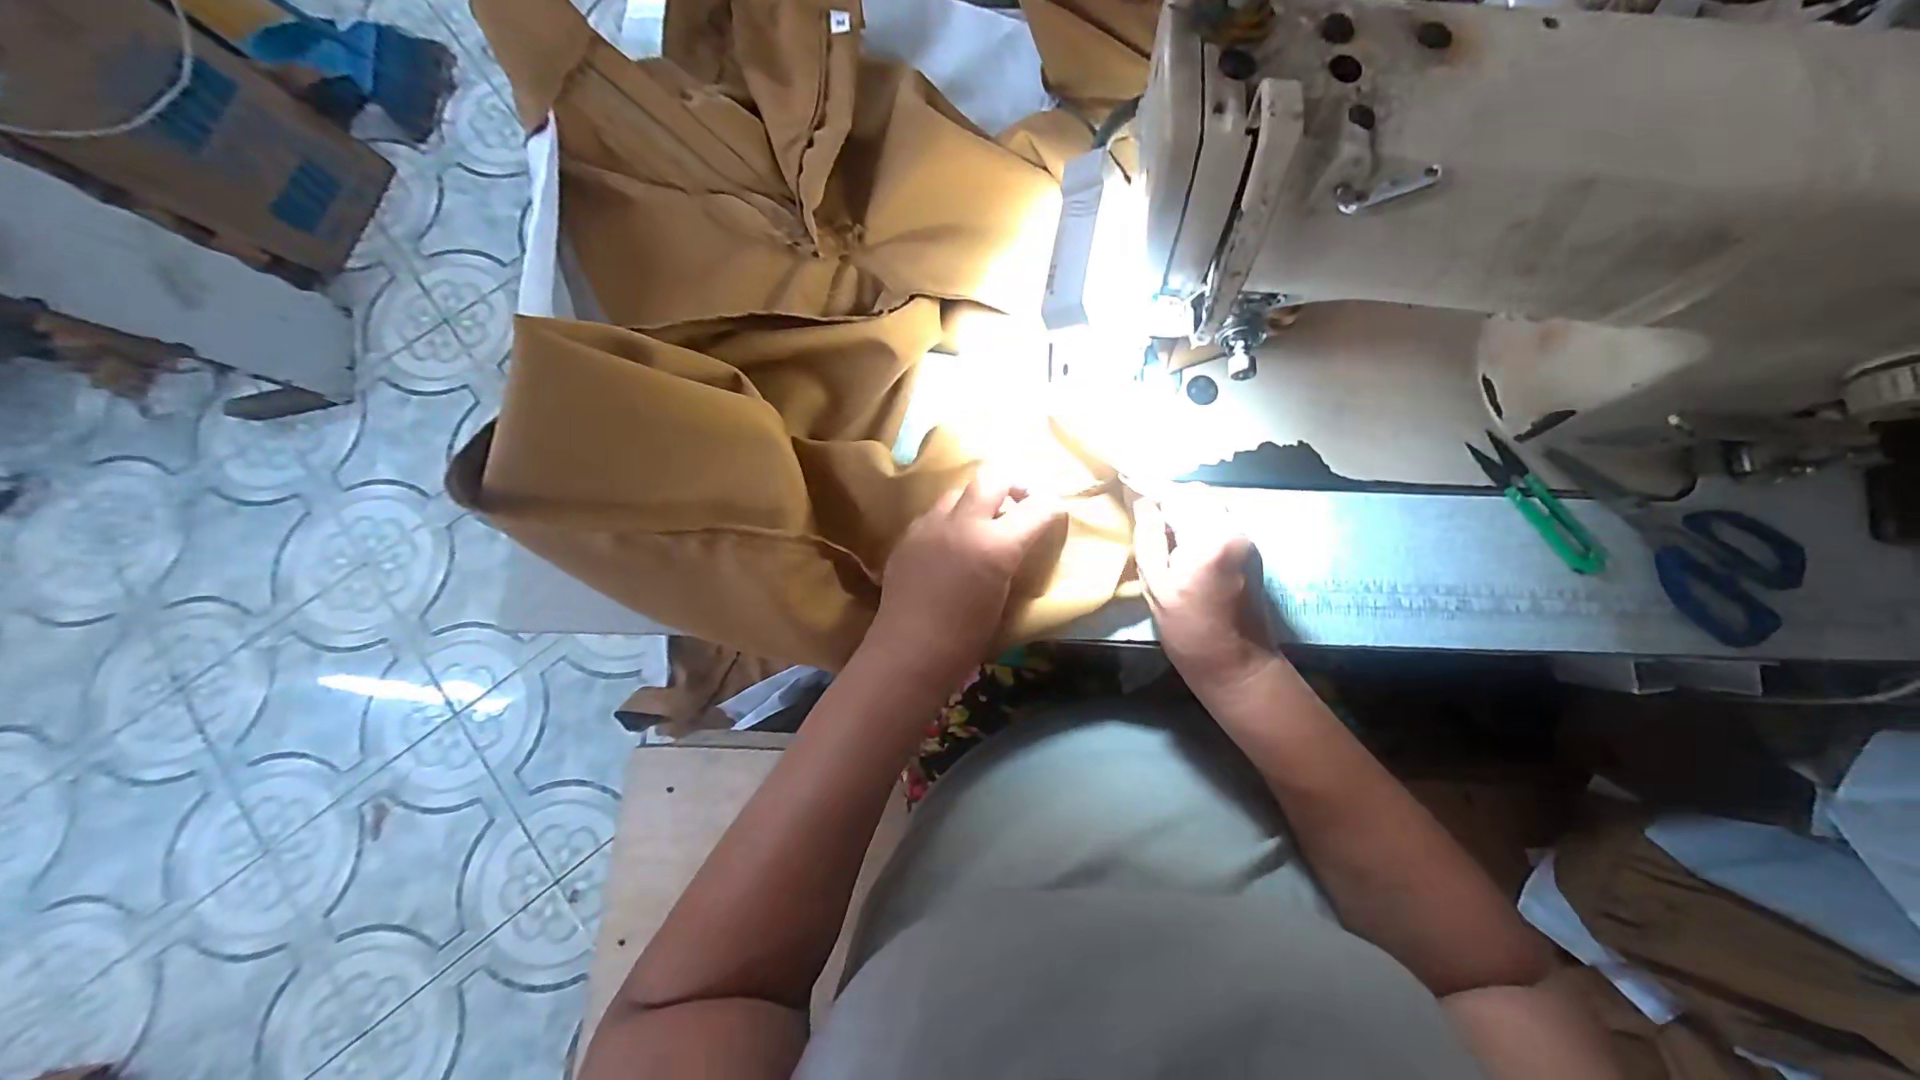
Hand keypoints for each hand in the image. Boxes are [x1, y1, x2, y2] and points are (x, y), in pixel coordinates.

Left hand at [870, 475, 1063, 680]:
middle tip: (1019, 505)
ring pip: (958, 492)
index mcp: (996, 545)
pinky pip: (934, 515)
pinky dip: (949, 521)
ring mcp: (930, 526)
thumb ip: (1011, 558)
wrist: (910, 652)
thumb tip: (1017, 541)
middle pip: (993, 478)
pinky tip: (949, 546)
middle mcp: (962, 524)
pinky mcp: (907, 536)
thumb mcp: (1003, 596)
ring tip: (981, 525)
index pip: (1037, 507)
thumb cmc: (967, 638)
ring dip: (976, 501)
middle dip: (1013, 485)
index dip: (1052, 507)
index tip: (1054, 513)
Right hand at [1133, 496, 1277, 694]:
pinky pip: (1218, 520)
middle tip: (1140, 507)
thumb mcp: (1155, 584)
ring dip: (1183, 507)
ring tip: (1157, 525)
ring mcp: (1246, 538)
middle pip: (1197, 494)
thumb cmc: (1188, 630)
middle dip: (1167, 495)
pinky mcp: (1250, 549)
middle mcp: (1234, 529)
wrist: (1237, 664)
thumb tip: (1138, 498)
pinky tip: (1179, 540)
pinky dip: (1197, 521)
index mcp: (1209, 538)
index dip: (1148, 486)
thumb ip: (1147, 536)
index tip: (1126, 480)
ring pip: (1209, 505)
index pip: (1175, 495)